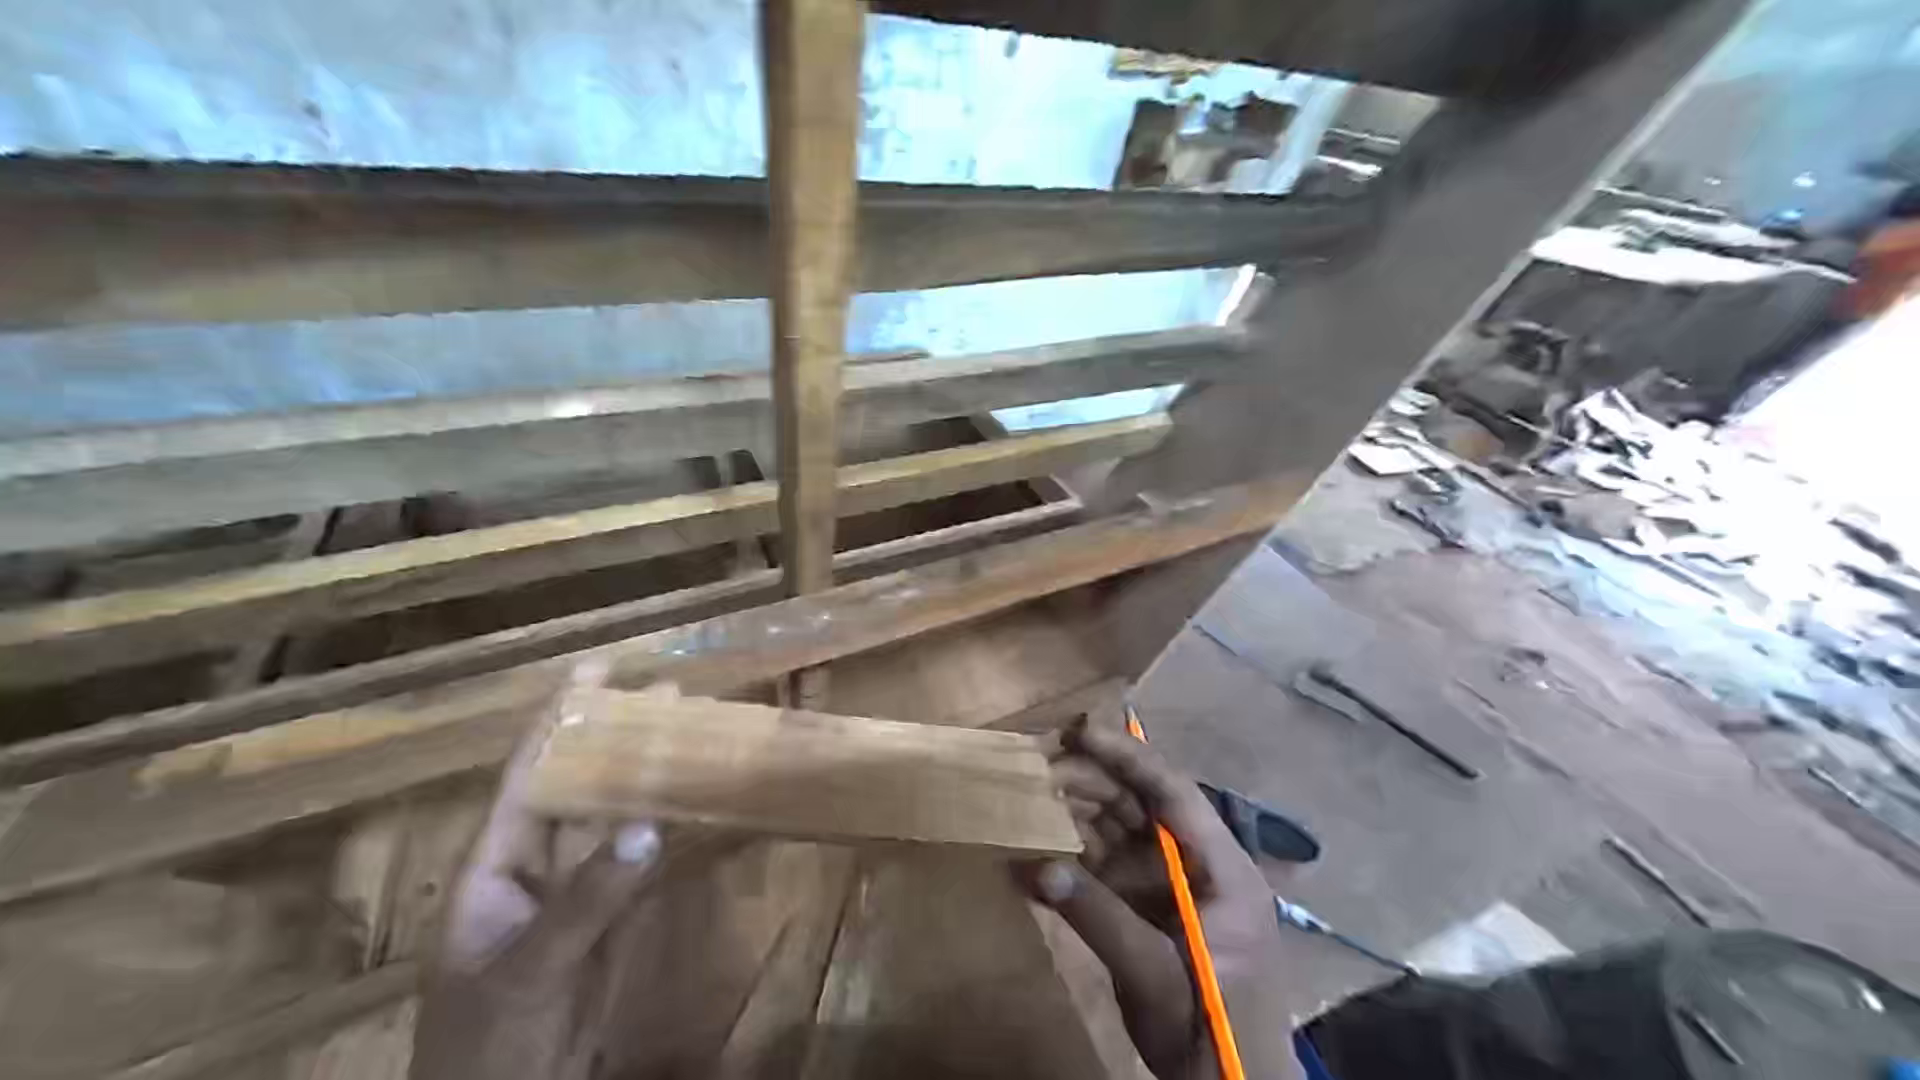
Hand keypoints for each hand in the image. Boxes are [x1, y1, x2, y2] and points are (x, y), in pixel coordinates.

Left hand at [410, 670, 666, 1079]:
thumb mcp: (529, 971)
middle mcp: (535, 867)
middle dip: (616, 738)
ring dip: (648, 777)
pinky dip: (668, 829)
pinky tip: (696, 800)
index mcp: (494, 867)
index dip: (556, 721)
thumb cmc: (488, 1047)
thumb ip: (587, 900)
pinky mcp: (612, 918)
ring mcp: (576, 892)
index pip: (526, 777)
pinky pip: (642, 861)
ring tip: (686, 730)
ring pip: (615, 819)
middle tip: (665, 692)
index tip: (592, 669)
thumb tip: (648, 828)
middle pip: (580, 787)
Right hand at [1029, 722, 1302, 1079]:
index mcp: (1221, 866)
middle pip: (1139, 802)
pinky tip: (1038, 844)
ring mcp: (1166, 880)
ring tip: (1031, 800)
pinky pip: (1102, 860)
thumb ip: (1100, 919)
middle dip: (1090, 781)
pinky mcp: (1141, 901)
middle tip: (1037, 771)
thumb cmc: (1215, 1029)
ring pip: (1117, 826)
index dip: (1128, 756)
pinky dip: (1071, 849)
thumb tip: (1034, 866)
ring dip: (1076, 810)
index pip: (1173, 792)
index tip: (1080, 732)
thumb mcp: (1158, 976)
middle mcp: (1193, 860)